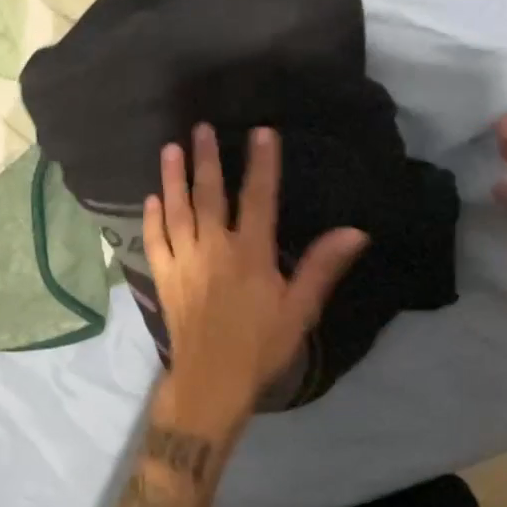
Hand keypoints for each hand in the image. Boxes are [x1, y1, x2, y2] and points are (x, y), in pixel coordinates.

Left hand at [143, 125, 367, 424]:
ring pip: (176, 211)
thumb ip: (321, 267)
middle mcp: (213, 250)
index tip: (261, 131)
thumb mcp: (299, 309)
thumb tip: (355, 230)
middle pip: (208, 195)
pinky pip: (154, 242)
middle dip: (206, 159)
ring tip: (169, 149)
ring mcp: (183, 262)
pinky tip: (151, 199)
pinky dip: (151, 219)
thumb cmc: (260, 346)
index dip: (261, 163)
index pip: (258, 198)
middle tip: (200, 128)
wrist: (211, 379)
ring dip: (173, 179)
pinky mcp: (163, 279)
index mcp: (250, 254)